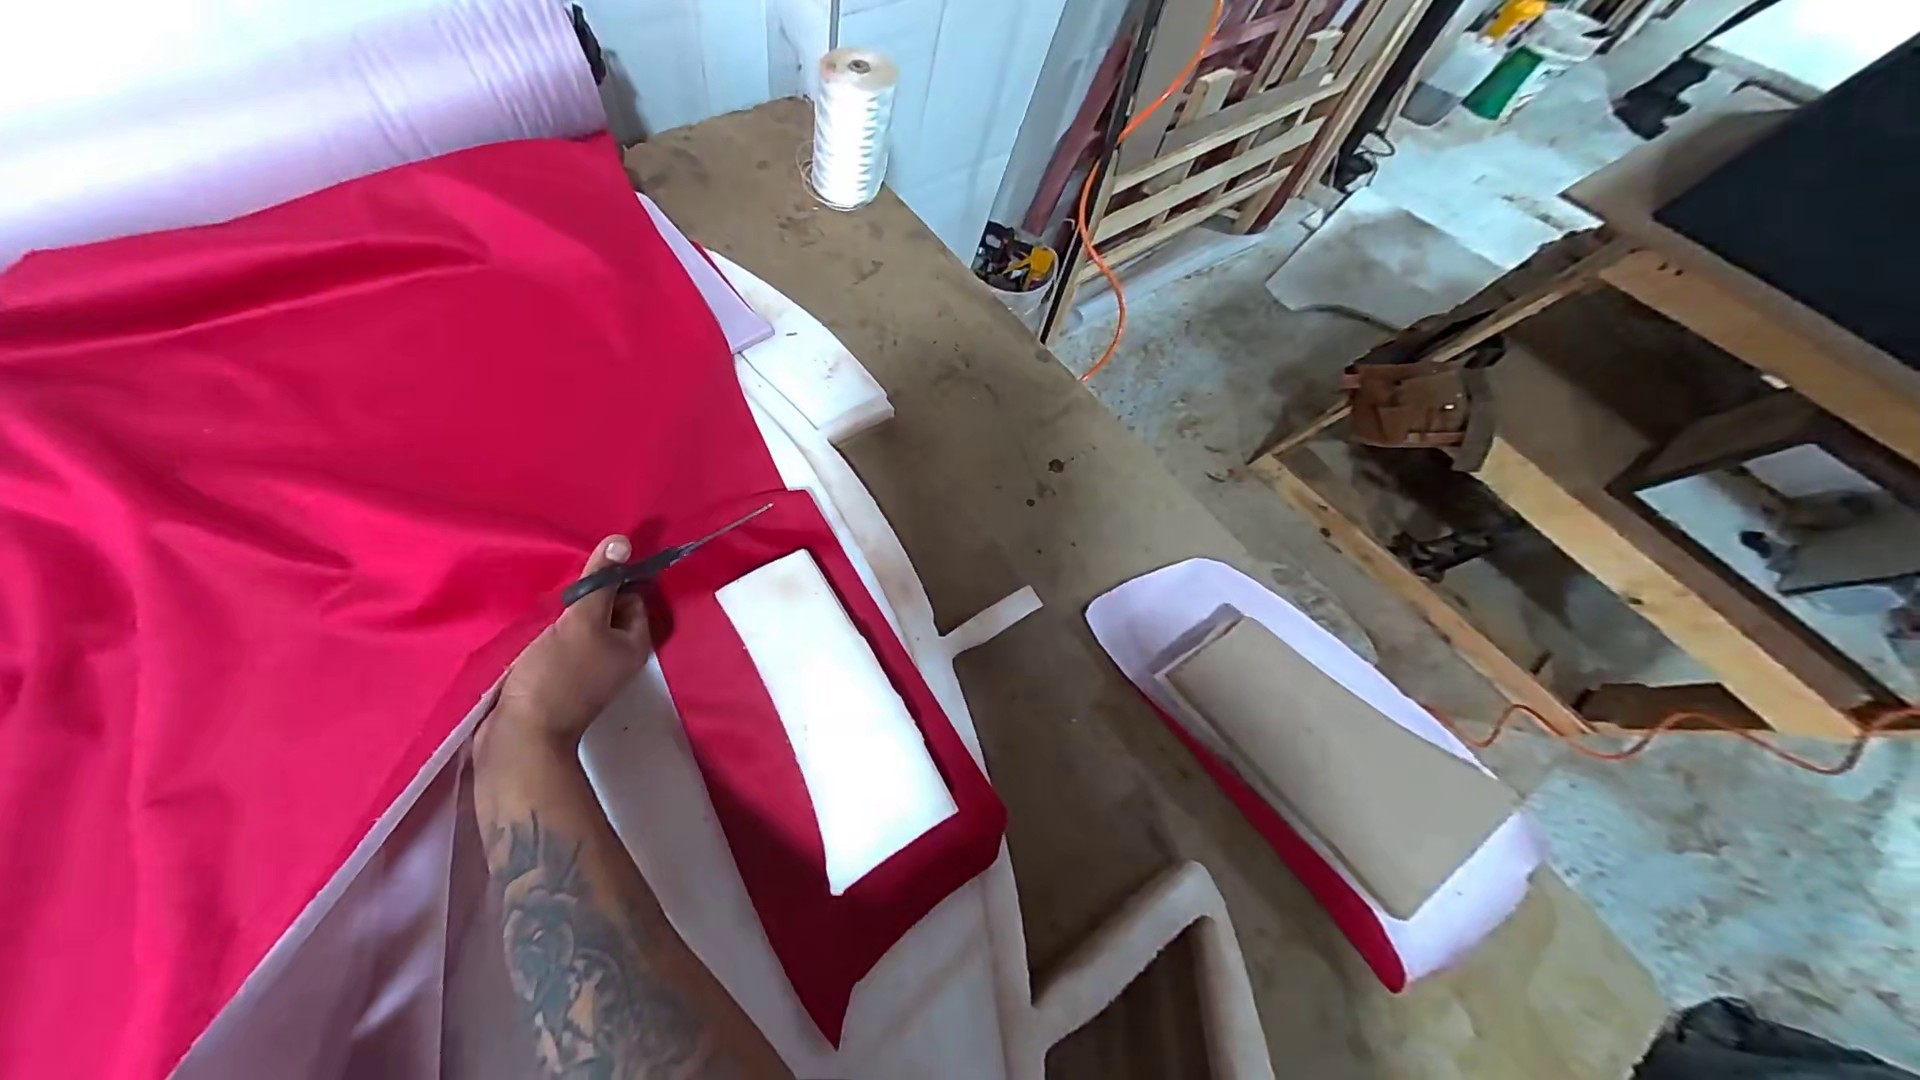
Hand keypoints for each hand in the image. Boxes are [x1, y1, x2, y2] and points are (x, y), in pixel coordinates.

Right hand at [488, 535, 651, 750]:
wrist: (520, 736)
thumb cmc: (558, 674)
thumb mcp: (582, 621)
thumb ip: (601, 582)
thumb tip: (623, 541)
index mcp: (635, 643)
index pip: (632, 598)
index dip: (612, 584)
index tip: (584, 575)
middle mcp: (618, 656)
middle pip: (605, 613)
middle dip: (584, 599)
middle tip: (558, 587)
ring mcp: (589, 670)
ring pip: (580, 629)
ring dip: (562, 616)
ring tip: (541, 601)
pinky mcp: (560, 679)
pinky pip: (559, 646)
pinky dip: (547, 634)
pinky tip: (528, 623)